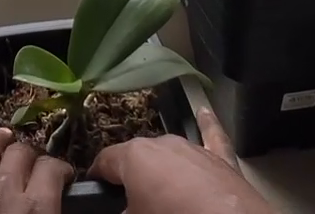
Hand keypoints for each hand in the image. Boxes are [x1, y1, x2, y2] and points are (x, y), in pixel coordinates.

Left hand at [0, 128, 73, 212]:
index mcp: (35, 209)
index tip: (63, 175)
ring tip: (4, 136)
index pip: (51, 169)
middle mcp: (3, 196)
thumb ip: (54, 211)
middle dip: (30, 154)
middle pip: (18, 156)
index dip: (59, 168)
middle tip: (35, 161)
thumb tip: (58, 198)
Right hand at [91, 107, 274, 213]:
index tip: (93, 188)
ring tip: (161, 194)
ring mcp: (192, 148)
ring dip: (162, 168)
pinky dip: (207, 124)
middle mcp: (161, 143)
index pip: (104, 161)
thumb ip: (125, 209)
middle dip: (131, 177)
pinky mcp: (221, 160)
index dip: (96, 176)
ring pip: (168, 152)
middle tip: (131, 202)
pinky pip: (211, 136)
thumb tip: (126, 208)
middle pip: (137, 157)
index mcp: (134, 157)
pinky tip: (204, 111)